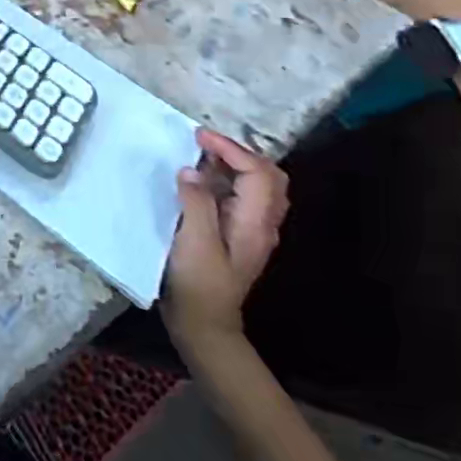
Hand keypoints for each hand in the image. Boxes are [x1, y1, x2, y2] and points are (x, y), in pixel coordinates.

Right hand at [161, 128, 288, 345]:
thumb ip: (196, 204)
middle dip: (240, 152)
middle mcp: (262, 224)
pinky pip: (241, 196)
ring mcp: (250, 231)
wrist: (204, 324)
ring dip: (235, 163)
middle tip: (203, 141)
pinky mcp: (235, 235)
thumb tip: (192, 171)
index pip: (258, 173)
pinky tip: (201, 179)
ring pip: (258, 186)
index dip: (232, 149)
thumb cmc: (199, 284)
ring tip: (201, 153)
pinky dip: (226, 179)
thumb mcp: (195, 242)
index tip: (198, 136)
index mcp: (255, 224)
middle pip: (268, 177)